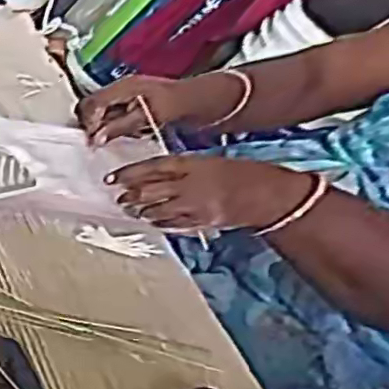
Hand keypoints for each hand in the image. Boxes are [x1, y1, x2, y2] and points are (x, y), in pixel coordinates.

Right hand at [77, 73, 244, 144]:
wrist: (214, 99)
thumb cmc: (188, 101)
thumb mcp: (152, 115)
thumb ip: (121, 126)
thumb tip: (95, 138)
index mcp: (125, 87)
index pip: (89, 104)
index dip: (87, 121)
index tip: (94, 136)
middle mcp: (122, 90)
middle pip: (89, 109)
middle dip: (92, 125)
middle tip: (101, 138)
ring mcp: (126, 98)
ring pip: (97, 116)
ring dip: (103, 128)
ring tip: (121, 133)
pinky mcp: (131, 106)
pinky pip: (109, 119)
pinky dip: (112, 129)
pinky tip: (128, 132)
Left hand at [111, 155, 315, 231]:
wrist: (277, 196)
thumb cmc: (249, 176)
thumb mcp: (217, 164)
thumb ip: (185, 170)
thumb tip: (150, 178)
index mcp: (200, 164)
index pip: (156, 166)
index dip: (130, 173)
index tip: (111, 178)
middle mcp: (194, 184)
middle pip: (148, 191)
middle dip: (130, 196)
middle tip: (122, 197)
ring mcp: (195, 204)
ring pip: (152, 210)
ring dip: (140, 211)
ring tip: (136, 210)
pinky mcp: (198, 221)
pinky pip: (166, 224)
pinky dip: (157, 221)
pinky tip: (155, 219)